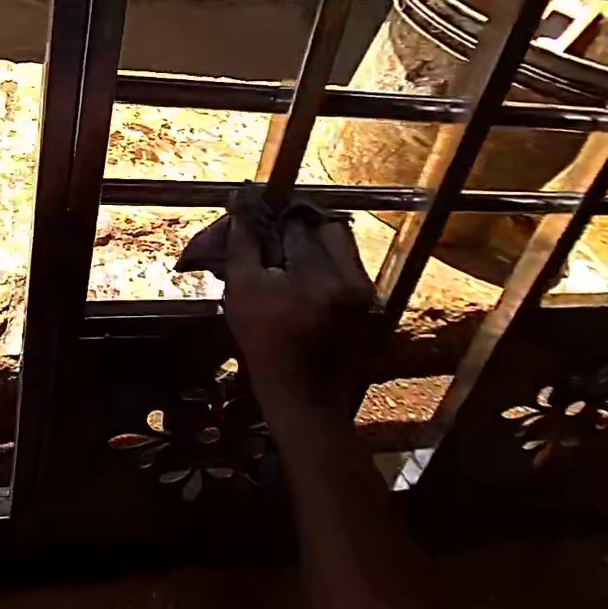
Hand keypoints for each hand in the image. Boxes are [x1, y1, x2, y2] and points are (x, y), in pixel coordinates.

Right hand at [223, 206, 373, 417]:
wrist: (303, 398)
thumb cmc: (265, 347)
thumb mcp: (242, 293)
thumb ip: (241, 245)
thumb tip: (240, 210)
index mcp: (317, 275)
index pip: (293, 221)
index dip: (271, 214)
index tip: (253, 213)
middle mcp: (349, 276)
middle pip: (324, 224)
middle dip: (295, 224)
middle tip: (272, 234)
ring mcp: (364, 289)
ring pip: (338, 241)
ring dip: (312, 239)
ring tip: (286, 253)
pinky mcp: (368, 300)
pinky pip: (345, 262)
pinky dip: (324, 259)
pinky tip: (301, 273)